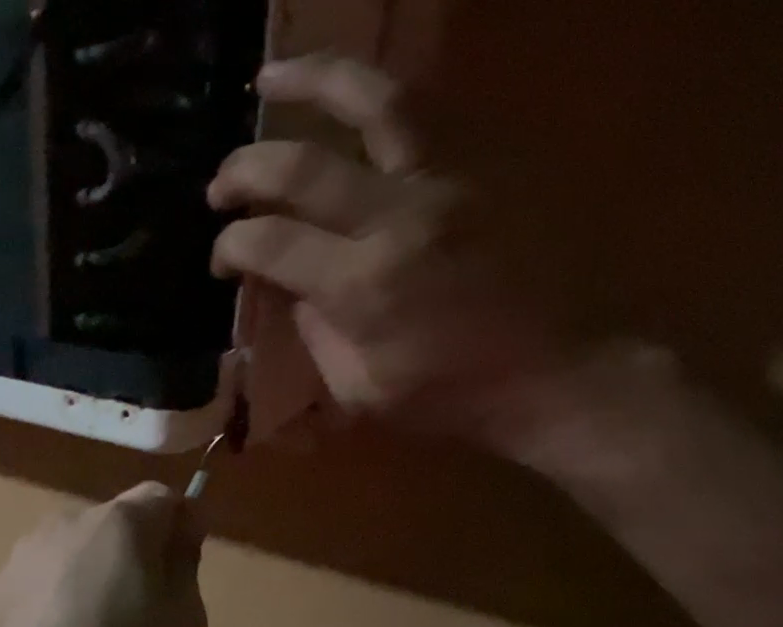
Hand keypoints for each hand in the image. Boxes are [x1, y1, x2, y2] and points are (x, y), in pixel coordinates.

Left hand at [0, 482, 206, 626]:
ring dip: (94, 574)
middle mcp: (67, 522)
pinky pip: (46, 579)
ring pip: (77, 550)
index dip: (181, 525)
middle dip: (136, 552)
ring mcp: (24, 553)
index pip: (162, 497)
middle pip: (115, 522)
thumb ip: (186, 564)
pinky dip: (59, 599)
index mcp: (119, 523)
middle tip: (146, 611)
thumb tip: (182, 528)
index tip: (186, 567)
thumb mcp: (183, 624)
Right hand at [209, 55, 550, 438]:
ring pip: (374, 100)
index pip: (270, 242)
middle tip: (221, 185)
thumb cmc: (455, 395)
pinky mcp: (487, 163)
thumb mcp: (360, 387)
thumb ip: (312, 331)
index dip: (231, 245)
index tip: (223, 258)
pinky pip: (426, 110)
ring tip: (270, 75)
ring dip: (311, 80)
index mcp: (364, 285)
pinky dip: (376, 98)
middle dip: (244, 170)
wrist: (561, 373)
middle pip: (301, 165)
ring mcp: (450, 178)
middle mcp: (400, 215)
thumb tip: (283, 285)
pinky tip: (348, 99)